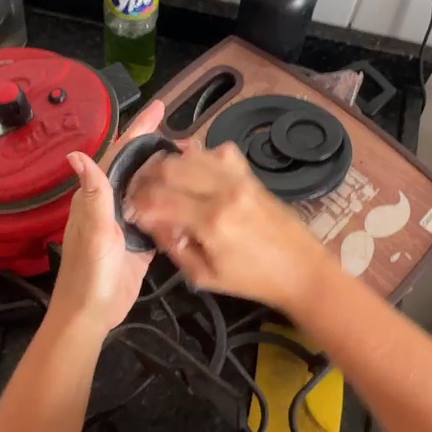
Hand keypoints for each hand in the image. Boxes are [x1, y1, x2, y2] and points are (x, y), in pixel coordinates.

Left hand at [49, 99, 166, 333]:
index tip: (159, 108)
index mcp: (96, 196)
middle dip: (155, 147)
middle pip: (135, 168)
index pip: (118, 154)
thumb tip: (76, 152)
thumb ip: (93, 192)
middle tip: (184, 133)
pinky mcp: (139, 244)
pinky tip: (188, 198)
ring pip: (147, 191)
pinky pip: (157, 218)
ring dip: (165, 174)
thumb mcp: (94, 229)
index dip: (137, 130)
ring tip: (192, 158)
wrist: (91, 314)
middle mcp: (110, 205)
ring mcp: (125, 225)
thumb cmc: (89, 272)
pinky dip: (170, 206)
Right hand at [123, 141, 334, 310]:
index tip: (129, 210)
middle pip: (170, 167)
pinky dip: (198, 157)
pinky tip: (192, 172)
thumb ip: (172, 245)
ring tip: (158, 180)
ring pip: (190, 153)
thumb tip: (147, 220)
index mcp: (211, 222)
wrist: (302, 270)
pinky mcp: (250, 174)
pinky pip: (217, 152)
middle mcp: (224, 191)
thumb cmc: (252, 280)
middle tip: (138, 191)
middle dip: (146, 177)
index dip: (136, 202)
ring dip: (168, 164)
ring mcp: (239, 178)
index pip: (158, 199)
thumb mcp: (204, 276)